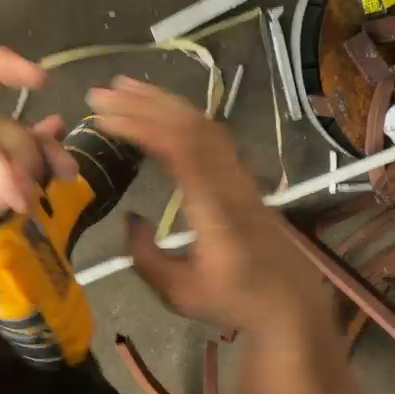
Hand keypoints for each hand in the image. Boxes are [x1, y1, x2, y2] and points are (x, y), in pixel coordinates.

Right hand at [87, 78, 317, 332]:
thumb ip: (147, 258)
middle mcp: (230, 183)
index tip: (104, 119)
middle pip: (189, 127)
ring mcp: (241, 176)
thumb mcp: (180, 294)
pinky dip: (182, 113)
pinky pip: (213, 133)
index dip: (141, 127)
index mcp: (214, 210)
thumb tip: (131, 218)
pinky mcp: (244, 176)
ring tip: (125, 88)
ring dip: (162, 102)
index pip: (179, 152)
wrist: (292, 304)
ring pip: (204, 124)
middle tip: (102, 93)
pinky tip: (160, 109)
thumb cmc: (234, 302)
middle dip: (143, 104)